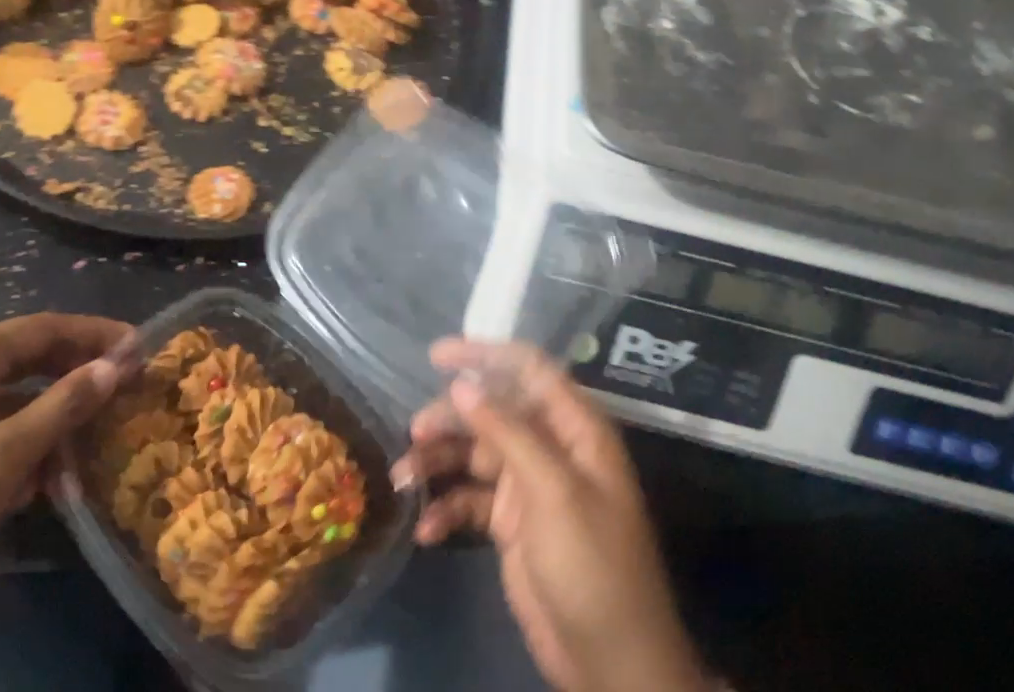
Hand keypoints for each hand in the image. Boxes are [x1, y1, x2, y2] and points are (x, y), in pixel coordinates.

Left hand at [0, 313, 129, 691]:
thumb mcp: (9, 455)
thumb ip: (65, 404)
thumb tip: (115, 365)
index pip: (46, 327)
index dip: (97, 334)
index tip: (141, 348)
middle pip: (28, 355)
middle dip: (75, 375)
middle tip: (123, 392)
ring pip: (9, 393)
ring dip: (49, 417)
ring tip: (84, 450)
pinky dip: (18, 438)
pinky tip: (38, 479)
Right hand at [390, 340, 708, 691]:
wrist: (610, 659)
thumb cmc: (592, 566)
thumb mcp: (552, 493)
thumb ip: (508, 433)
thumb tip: (463, 385)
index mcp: (576, 433)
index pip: (531, 372)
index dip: (486, 355)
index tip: (436, 355)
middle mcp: (552, 451)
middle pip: (492, 413)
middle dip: (450, 419)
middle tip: (414, 433)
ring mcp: (529, 488)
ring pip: (473, 455)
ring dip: (437, 464)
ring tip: (402, 479)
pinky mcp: (510, 524)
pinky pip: (469, 500)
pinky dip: (446, 510)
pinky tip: (426, 531)